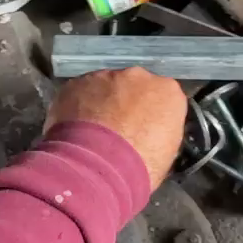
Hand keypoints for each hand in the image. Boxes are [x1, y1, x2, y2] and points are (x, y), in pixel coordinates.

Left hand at [47, 68, 186, 190]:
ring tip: (92, 131)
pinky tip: (74, 128)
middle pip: (133, 87)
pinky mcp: (76, 83)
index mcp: (168, 92)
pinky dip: (77, 106)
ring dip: (101, 103)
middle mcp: (138, 76)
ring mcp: (105, 76)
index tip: (142, 130)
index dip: (149, 115)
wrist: (98, 166)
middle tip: (116, 130)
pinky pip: (79, 92)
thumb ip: (159, 131)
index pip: (162, 99)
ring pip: (104, 87)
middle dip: (125, 104)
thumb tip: (146, 134)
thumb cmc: (140, 166)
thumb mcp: (166, 152)